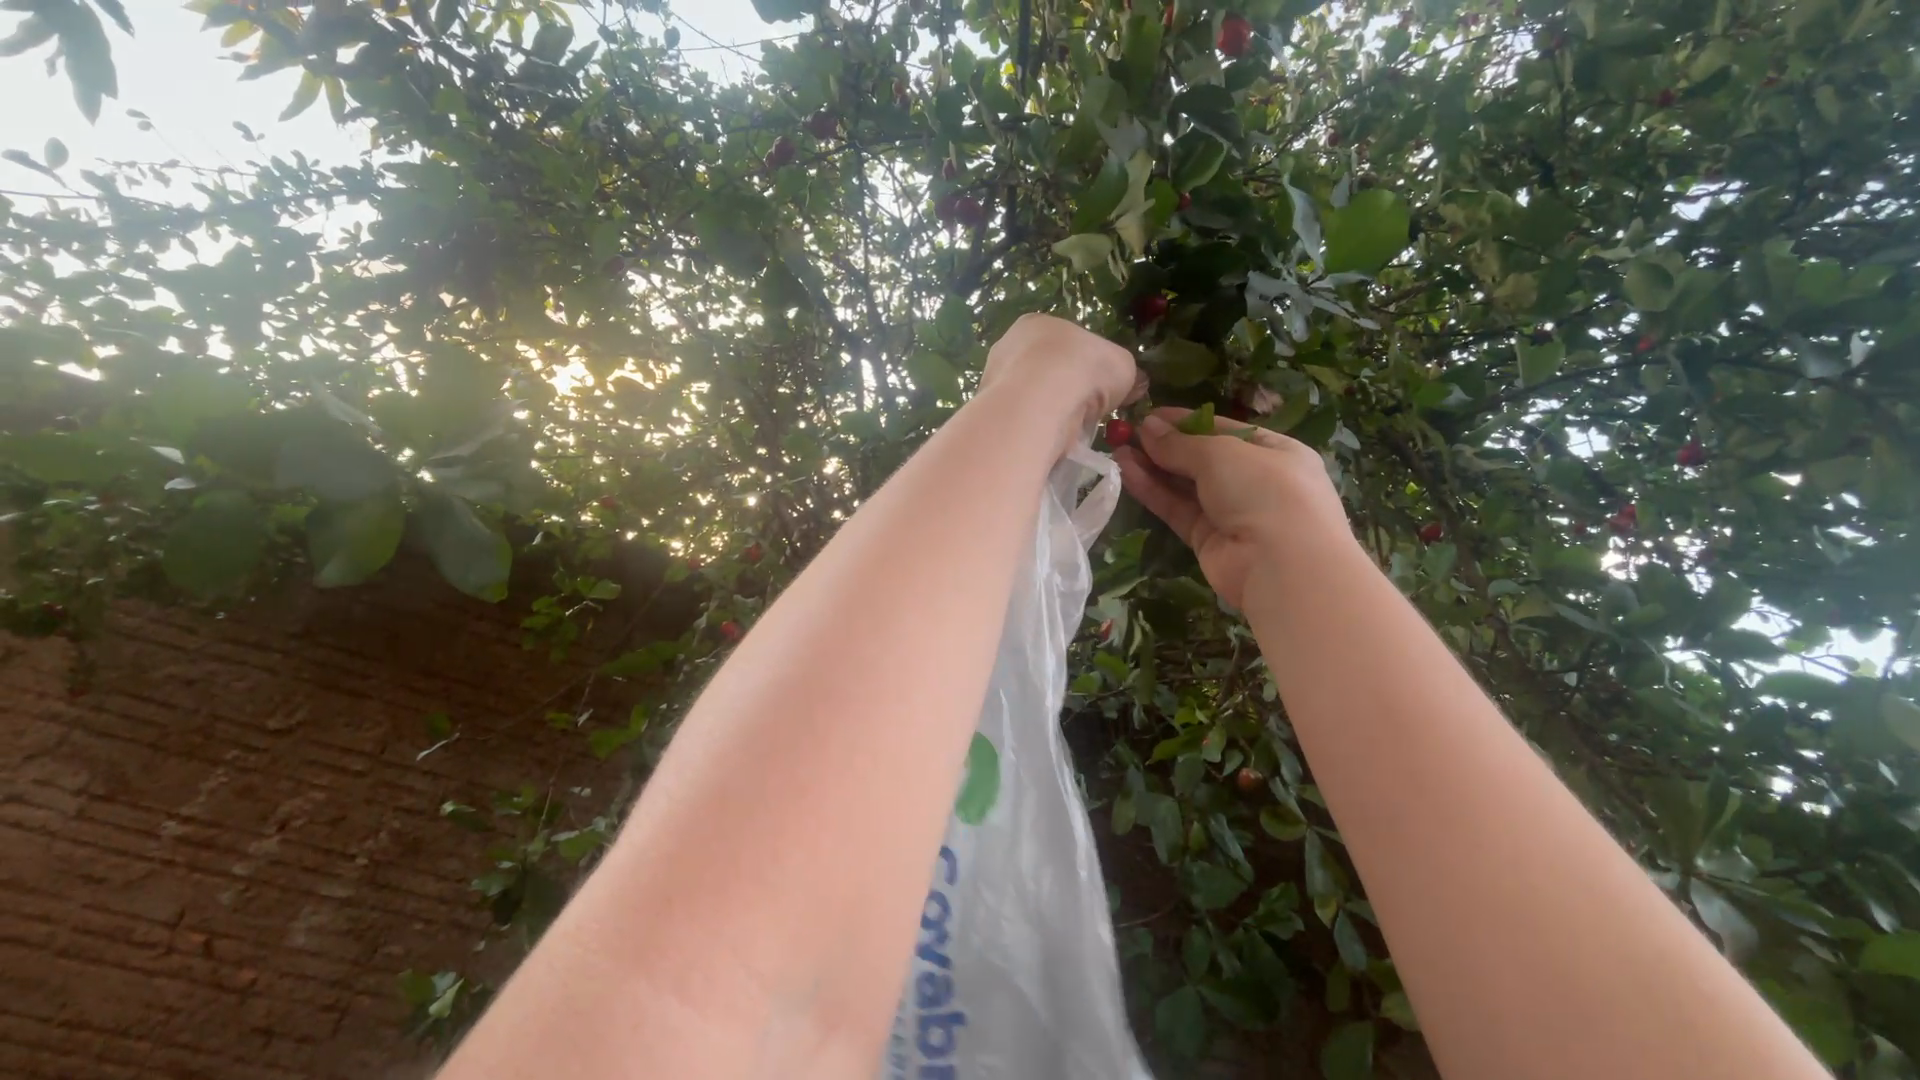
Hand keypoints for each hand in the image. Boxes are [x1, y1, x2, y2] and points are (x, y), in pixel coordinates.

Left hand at [979, 314, 1143, 451]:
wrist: (1041, 398)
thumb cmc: (1085, 368)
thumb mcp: (1122, 367)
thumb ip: (1124, 374)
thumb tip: (1134, 384)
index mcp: (1039, 323)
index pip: (1062, 346)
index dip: (1081, 368)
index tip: (1093, 390)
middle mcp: (1008, 344)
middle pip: (1040, 371)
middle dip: (1059, 391)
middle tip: (1078, 413)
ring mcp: (992, 376)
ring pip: (1024, 397)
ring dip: (1042, 411)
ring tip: (1061, 429)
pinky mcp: (985, 408)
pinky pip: (1014, 418)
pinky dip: (1028, 428)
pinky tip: (1042, 437)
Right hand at [1114, 408, 1357, 608]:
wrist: (1283, 565)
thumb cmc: (1265, 490)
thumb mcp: (1222, 453)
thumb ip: (1180, 443)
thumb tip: (1146, 426)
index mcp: (1274, 451)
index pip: (1224, 429)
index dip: (1186, 421)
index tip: (1149, 414)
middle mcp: (1255, 481)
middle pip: (1202, 459)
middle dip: (1165, 445)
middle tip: (1126, 432)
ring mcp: (1232, 514)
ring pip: (1186, 486)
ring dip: (1153, 468)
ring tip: (1117, 450)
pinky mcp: (1209, 541)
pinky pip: (1178, 510)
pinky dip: (1154, 492)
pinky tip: (1127, 473)